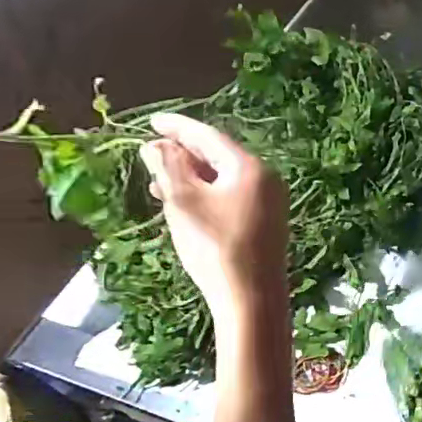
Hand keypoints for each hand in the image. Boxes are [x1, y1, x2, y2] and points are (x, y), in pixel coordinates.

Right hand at [138, 113, 287, 318]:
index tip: (152, 121)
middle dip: (183, 155)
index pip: (209, 136)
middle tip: (151, 153)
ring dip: (192, 178)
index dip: (177, 127)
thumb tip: (157, 145)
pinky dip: (208, 195)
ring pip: (224, 179)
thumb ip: (168, 167)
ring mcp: (271, 203)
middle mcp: (267, 180)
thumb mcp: (183, 203)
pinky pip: (233, 197)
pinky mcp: (267, 224)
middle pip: (219, 156)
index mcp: (250, 168)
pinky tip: (185, 205)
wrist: (251, 300)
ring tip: (159, 183)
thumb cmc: (216, 248)